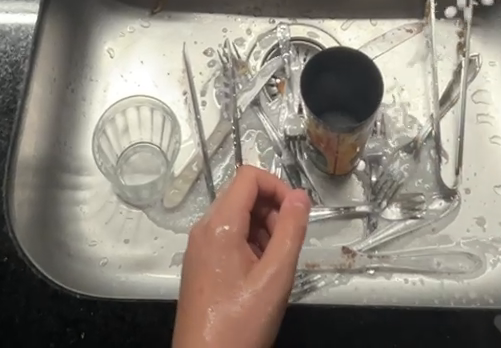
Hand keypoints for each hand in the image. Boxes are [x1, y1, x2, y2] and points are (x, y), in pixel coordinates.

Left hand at [173, 165, 310, 347]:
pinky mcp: (200, 264)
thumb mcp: (275, 278)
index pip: (249, 176)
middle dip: (272, 211)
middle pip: (242, 195)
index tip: (297, 214)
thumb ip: (291, 231)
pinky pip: (228, 237)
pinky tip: (260, 276)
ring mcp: (199, 247)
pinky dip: (249, 244)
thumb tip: (301, 195)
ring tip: (275, 265)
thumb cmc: (240, 324)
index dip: (278, 186)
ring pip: (237, 216)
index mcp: (218, 224)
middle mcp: (203, 228)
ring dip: (263, 229)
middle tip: (287, 246)